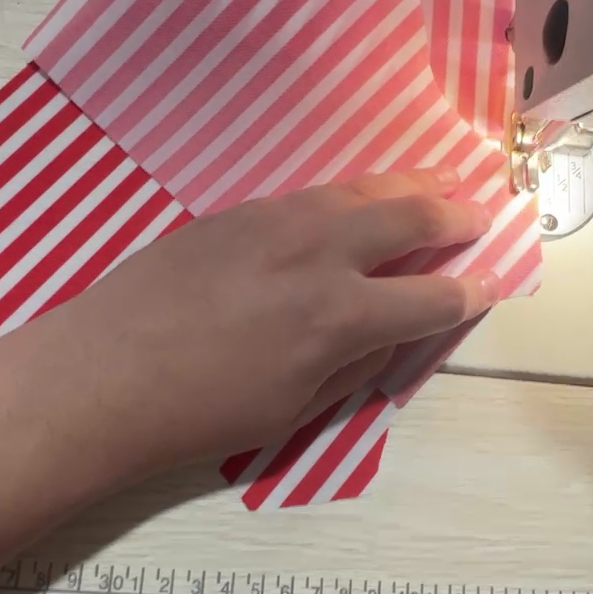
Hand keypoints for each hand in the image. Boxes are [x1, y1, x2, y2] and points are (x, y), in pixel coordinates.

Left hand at [12, 168, 497, 475]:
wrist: (106, 372)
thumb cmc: (201, 411)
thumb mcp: (293, 410)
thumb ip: (355, 365)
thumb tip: (391, 332)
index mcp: (342, 317)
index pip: (431, 298)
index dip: (468, 292)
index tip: (487, 284)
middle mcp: (322, 253)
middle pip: (411, 216)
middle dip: (456, 215)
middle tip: (479, 214)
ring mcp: (279, 221)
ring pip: (363, 189)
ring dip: (410, 185)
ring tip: (438, 182)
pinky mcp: (241, 210)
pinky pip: (315, 193)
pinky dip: (353, 193)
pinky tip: (357, 199)